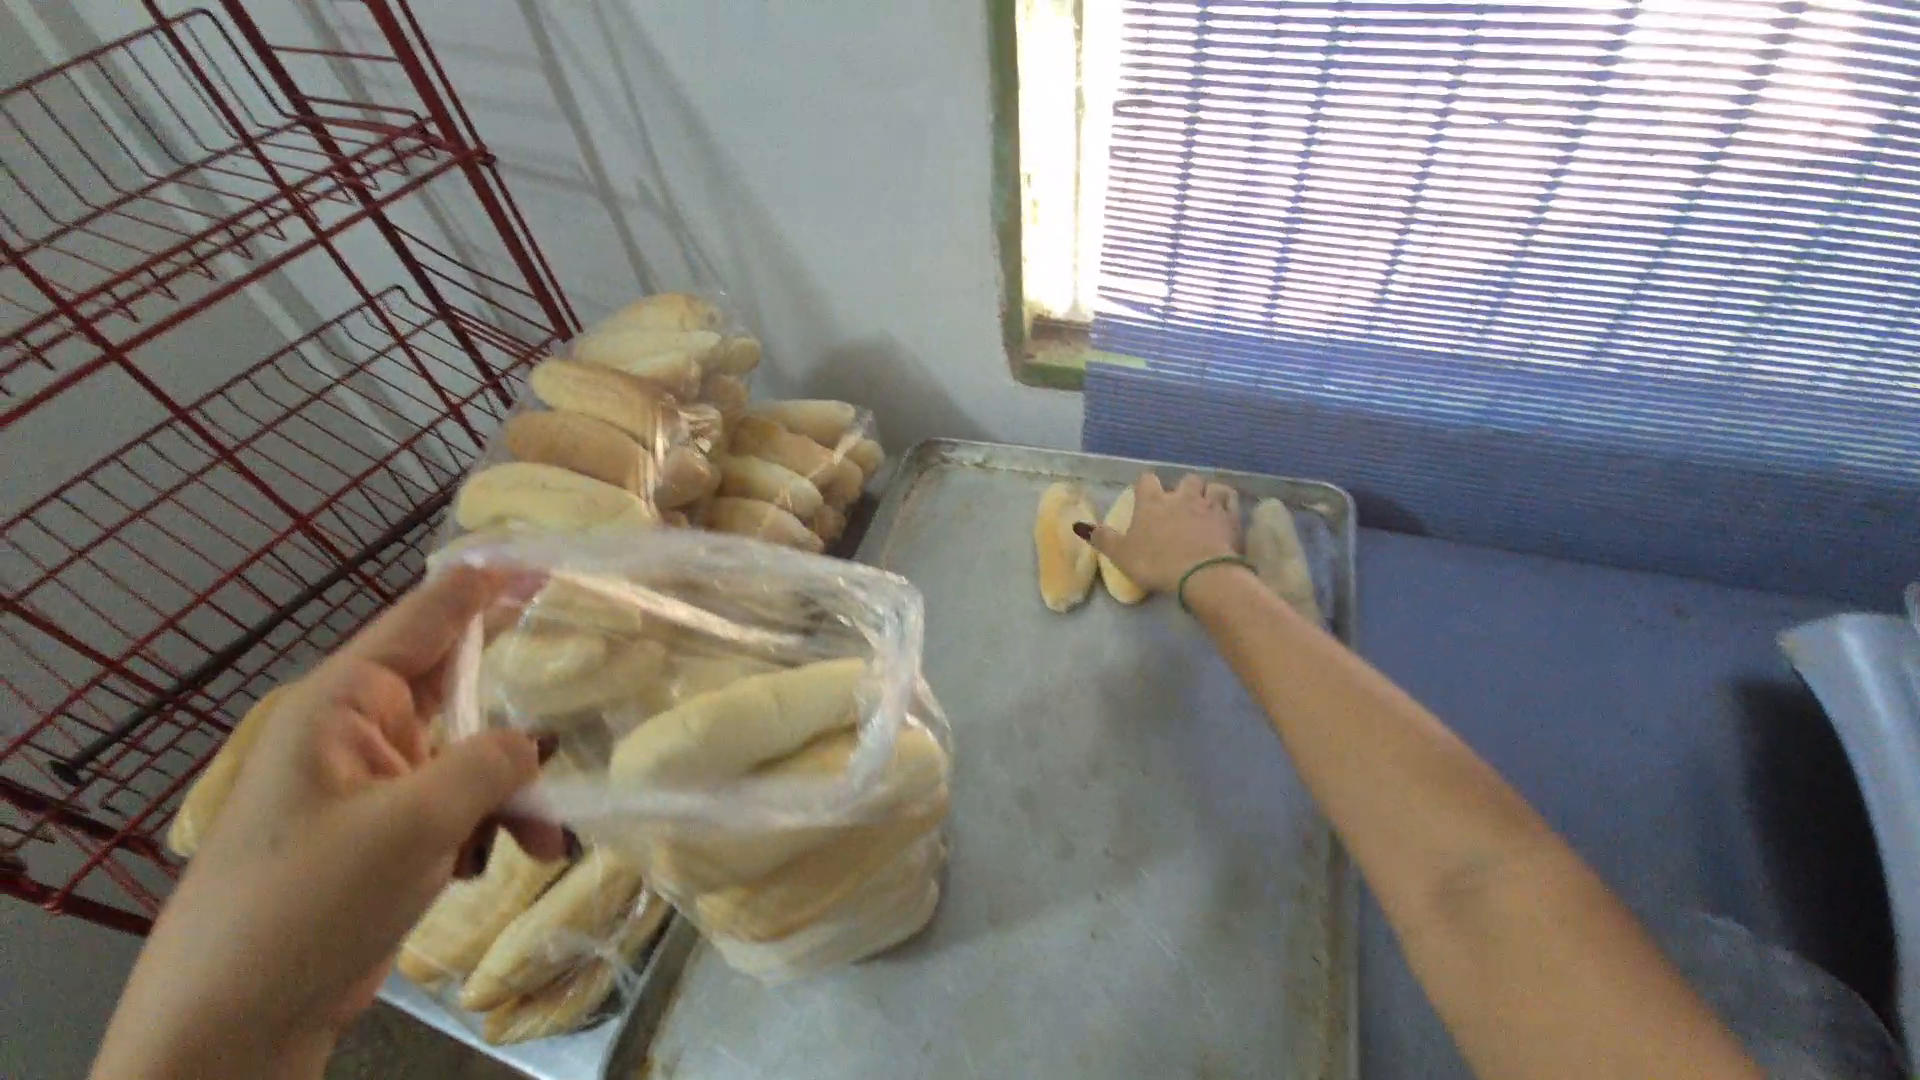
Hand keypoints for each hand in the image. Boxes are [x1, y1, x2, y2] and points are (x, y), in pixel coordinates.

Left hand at [94, 566, 563, 1079]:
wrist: (234, 1025)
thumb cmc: (308, 902)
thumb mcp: (413, 824)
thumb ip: (491, 762)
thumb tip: (538, 741)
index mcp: (347, 702)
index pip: (428, 616)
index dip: (489, 584)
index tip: (551, 563)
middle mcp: (363, 729)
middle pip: (463, 682)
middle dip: (522, 695)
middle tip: (591, 664)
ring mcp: (380, 781)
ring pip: (476, 752)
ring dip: (519, 787)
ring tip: (552, 831)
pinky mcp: (395, 828)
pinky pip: (467, 801)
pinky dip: (502, 822)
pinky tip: (524, 854)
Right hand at [1083, 471, 1242, 592]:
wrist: (1201, 574)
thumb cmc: (1156, 563)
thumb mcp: (1121, 555)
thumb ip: (1102, 538)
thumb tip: (1079, 525)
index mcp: (1152, 503)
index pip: (1147, 480)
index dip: (1146, 486)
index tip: (1145, 495)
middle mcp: (1181, 497)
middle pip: (1185, 479)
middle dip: (1183, 488)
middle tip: (1180, 504)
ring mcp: (1209, 504)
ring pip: (1211, 486)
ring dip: (1208, 493)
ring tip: (1206, 506)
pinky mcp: (1231, 517)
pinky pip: (1231, 499)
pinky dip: (1227, 502)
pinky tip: (1225, 512)